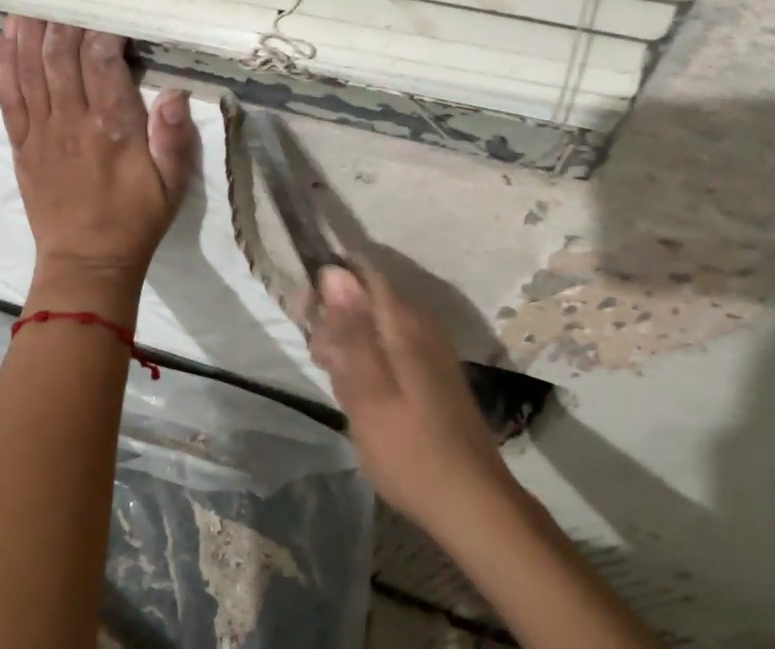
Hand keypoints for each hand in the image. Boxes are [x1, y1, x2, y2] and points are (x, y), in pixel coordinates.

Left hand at [0, 17, 197, 297]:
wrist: (86, 262)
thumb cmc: (136, 221)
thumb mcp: (172, 185)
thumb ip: (173, 138)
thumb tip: (176, 93)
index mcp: (112, 129)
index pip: (103, 62)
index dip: (105, 29)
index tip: (114, 8)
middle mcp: (71, 122)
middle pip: (62, 55)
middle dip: (67, 18)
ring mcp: (41, 131)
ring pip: (31, 67)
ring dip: (32, 27)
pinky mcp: (21, 143)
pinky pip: (9, 94)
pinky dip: (6, 59)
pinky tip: (9, 31)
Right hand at [310, 264, 508, 528]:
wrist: (471, 504)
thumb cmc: (410, 450)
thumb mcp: (368, 391)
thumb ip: (350, 330)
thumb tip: (333, 270)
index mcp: (405, 322)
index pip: (359, 273)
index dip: (325, 286)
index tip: (304, 320)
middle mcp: (421, 325)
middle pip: (364, 298)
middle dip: (334, 322)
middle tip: (326, 367)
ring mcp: (429, 350)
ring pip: (373, 326)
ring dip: (348, 348)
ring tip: (342, 389)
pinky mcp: (431, 375)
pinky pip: (387, 350)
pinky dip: (366, 366)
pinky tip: (361, 399)